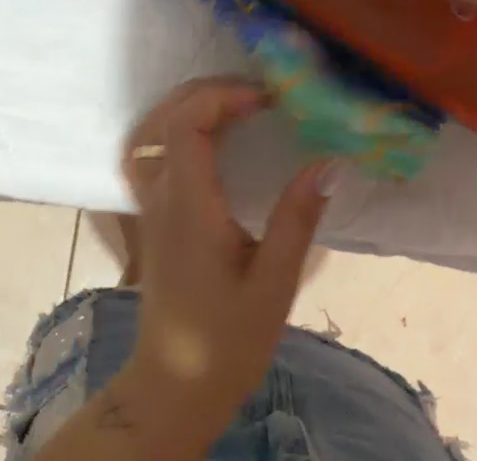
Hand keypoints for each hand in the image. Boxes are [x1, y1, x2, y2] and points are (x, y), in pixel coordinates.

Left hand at [120, 79, 336, 440]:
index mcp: (188, 206)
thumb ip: (296, 220)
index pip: (184, 125)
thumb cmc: (227, 339)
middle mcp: (160, 195)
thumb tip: (328, 163)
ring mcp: (149, 203)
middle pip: (166, 117)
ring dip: (191, 106)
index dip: (221, 97)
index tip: (266, 99)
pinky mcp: (151, 214)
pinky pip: (152, 152)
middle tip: (261, 98)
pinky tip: (210, 137)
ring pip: (152, 131)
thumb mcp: (273, 285)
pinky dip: (175, 128)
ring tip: (238, 108)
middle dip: (211, 93)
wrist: (175, 383)